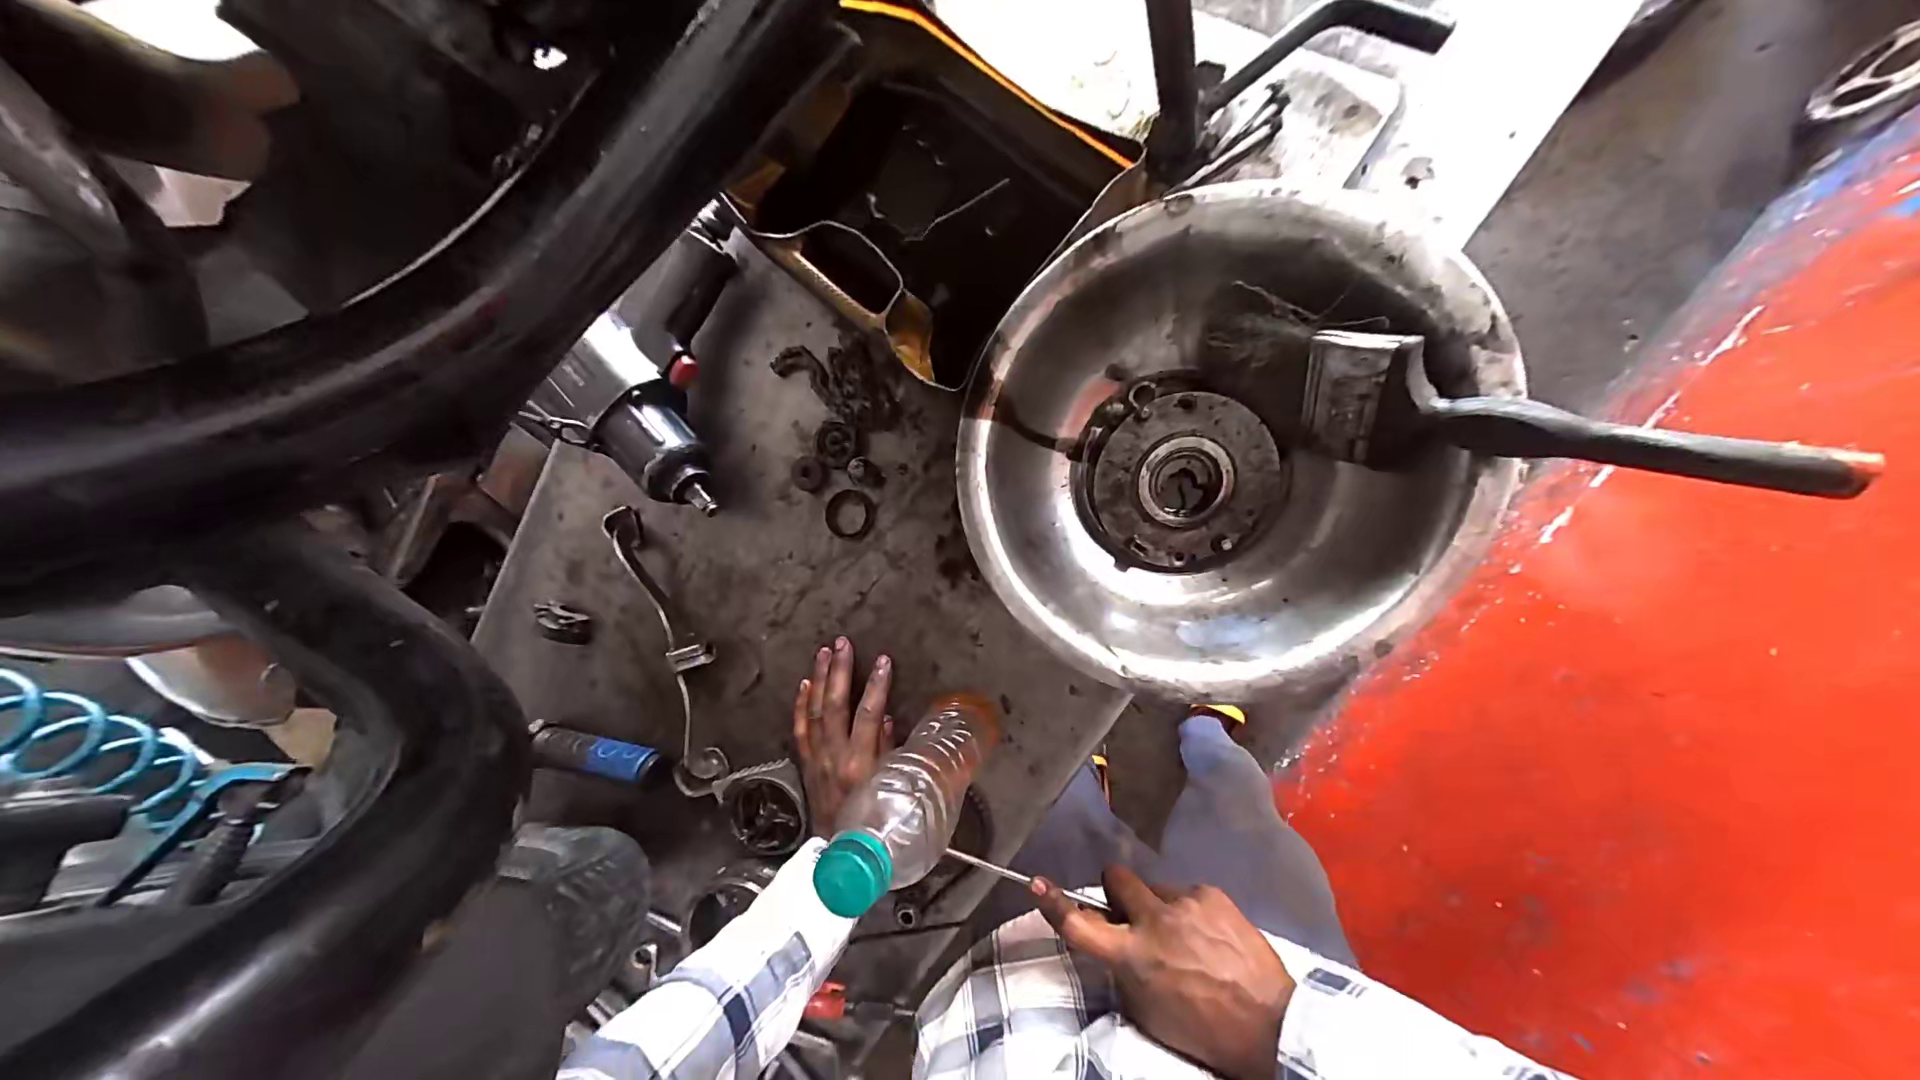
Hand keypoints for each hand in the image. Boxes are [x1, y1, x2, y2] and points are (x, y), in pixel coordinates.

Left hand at [792, 636, 892, 836]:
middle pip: (834, 705)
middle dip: (839, 671)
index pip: (869, 714)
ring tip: (823, 653)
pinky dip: (799, 705)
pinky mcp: (806, 765)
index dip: (877, 685)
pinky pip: (799, 730)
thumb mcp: (893, 786)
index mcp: (860, 763)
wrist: (841, 855)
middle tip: (843, 644)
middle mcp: (834, 757)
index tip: (884, 661)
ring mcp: (817, 760)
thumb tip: (889, 719)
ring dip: (818, 679)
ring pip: (814, 711)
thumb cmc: (875, 822)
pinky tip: (802, 684)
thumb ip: (890, 750)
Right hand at [1033, 866, 1294, 1079]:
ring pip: (1154, 886)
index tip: (1037, 883)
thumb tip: (1115, 941)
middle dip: (1118, 892)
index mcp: (1133, 957)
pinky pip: (1186, 892)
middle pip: (1116, 878)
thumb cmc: (1204, 1031)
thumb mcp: (1148, 1010)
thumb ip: (1123, 969)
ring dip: (1158, 905)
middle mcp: (1154, 921)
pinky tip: (1211, 935)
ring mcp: (1184, 902)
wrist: (1272, 1026)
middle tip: (1133, 914)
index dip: (1054, 903)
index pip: (1081, 925)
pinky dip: (1190, 910)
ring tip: (1186, 935)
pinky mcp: (1210, 893)